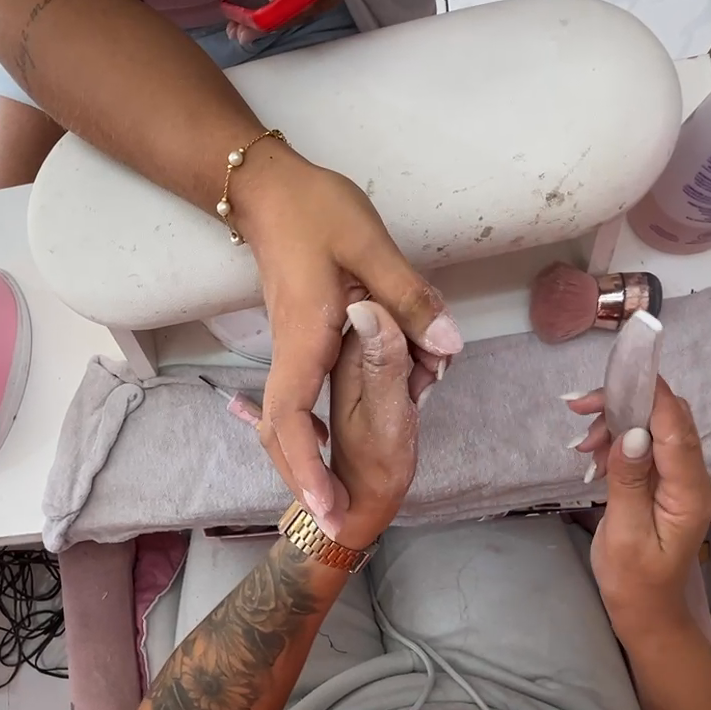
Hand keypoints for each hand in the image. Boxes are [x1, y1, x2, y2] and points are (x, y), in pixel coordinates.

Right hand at [233, 147, 456, 541]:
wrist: (264, 189)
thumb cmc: (315, 211)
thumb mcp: (369, 246)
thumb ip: (407, 300)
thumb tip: (447, 350)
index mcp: (307, 337)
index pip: (290, 417)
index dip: (304, 469)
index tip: (324, 510)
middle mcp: (290, 352)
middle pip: (278, 431)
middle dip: (302, 479)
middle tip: (330, 520)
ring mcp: (286, 348)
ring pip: (279, 419)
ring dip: (300, 458)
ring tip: (325, 492)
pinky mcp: (291, 340)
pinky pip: (288, 401)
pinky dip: (298, 431)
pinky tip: (316, 438)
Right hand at [585, 379, 710, 635]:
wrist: (645, 611)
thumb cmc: (633, 580)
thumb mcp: (624, 533)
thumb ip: (629, 481)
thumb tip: (630, 433)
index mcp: (688, 491)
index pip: (676, 427)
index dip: (651, 393)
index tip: (619, 370)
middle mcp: (691, 478)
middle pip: (667, 419)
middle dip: (624, 403)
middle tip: (578, 408)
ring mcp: (678, 479)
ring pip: (652, 429)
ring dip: (614, 423)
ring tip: (581, 445)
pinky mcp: (663, 483)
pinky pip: (644, 446)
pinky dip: (616, 440)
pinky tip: (591, 455)